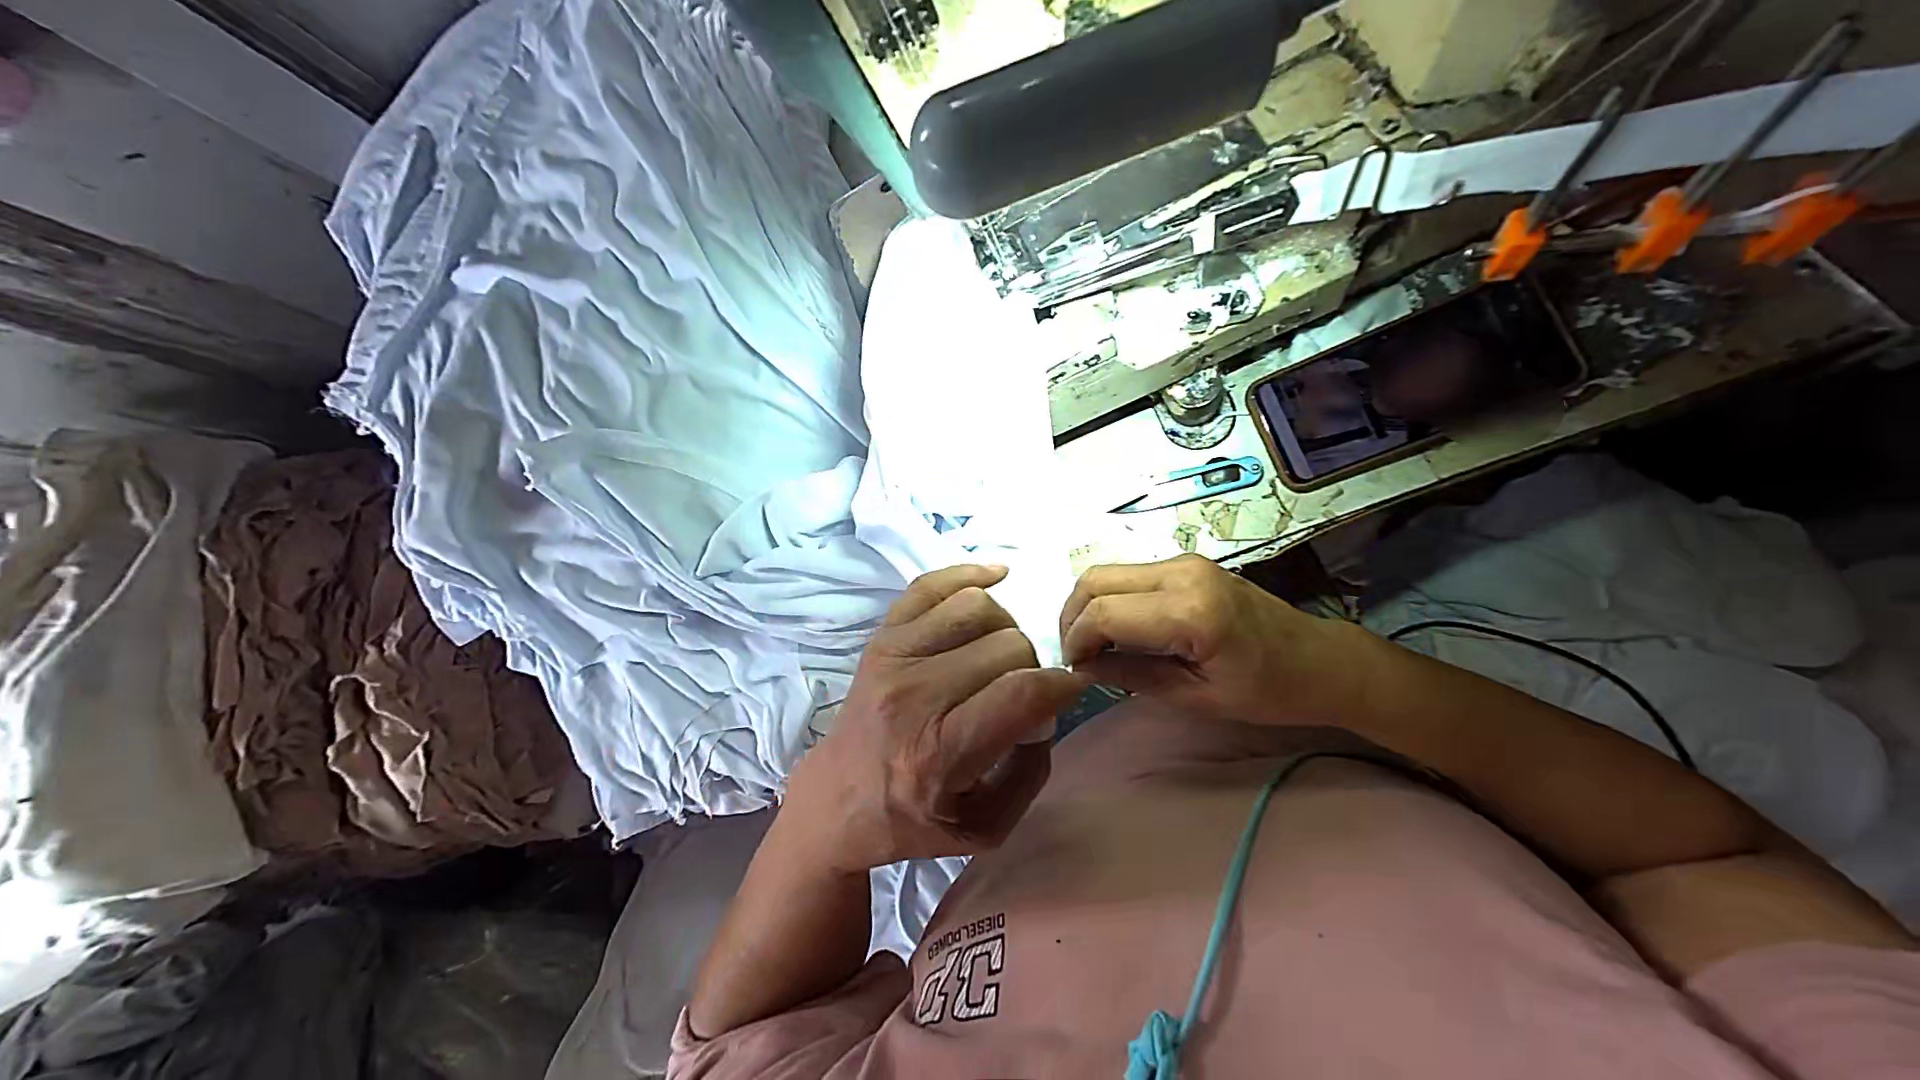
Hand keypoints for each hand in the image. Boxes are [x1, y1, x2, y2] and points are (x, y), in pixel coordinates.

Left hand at [782, 565, 1086, 874]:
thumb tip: (1050, 704)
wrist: (838, 799)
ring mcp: (892, 658)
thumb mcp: (988, 826)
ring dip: (1006, 626)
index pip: (1020, 693)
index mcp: (939, 752)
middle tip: (1026, 686)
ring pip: (977, 607)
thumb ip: (1032, 769)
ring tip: (1002, 653)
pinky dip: (969, 574)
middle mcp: (912, 696)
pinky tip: (995, 579)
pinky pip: (931, 585)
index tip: (1072, 687)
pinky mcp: (881, 637)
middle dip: (1034, 664)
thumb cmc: (914, 819)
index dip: (1063, 683)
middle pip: (1007, 646)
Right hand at [1058, 554, 1365, 725]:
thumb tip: (1083, 667)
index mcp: (1190, 610)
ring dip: (1089, 605)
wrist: (1322, 661)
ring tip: (1092, 645)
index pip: (1104, 613)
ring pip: (1108, 572)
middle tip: (1076, 655)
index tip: (1075, 670)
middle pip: (1096, 580)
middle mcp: (1182, 572)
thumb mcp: (1196, 697)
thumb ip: (1133, 675)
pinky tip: (1117, 630)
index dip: (1077, 641)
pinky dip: (1110, 598)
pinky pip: (1130, 574)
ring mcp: (1185, 561)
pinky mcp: (1187, 563)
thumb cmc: (1268, 691)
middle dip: (1072, 617)